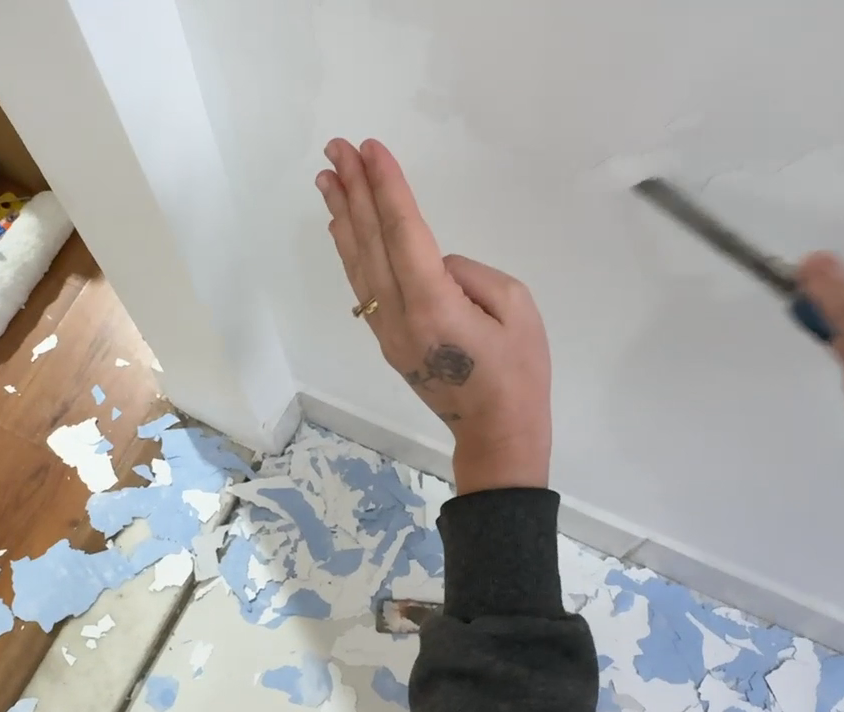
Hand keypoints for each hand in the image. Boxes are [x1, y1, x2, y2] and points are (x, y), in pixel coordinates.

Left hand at [316, 138, 550, 494]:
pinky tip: (343, 231)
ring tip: (327, 178)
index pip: (403, 233)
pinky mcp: (389, 341)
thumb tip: (435, 266)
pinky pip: (365, 288)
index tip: (369, 149)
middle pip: (371, 244)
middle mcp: (399, 317)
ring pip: (359, 266)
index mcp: (432, 306)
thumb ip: (469, 275)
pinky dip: (352, 254)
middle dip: (354, 192)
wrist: (495, 432)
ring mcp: (388, 332)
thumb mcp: (515, 308)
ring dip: (343, 219)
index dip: (386, 188)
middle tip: (336, 147)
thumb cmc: (516, 374)